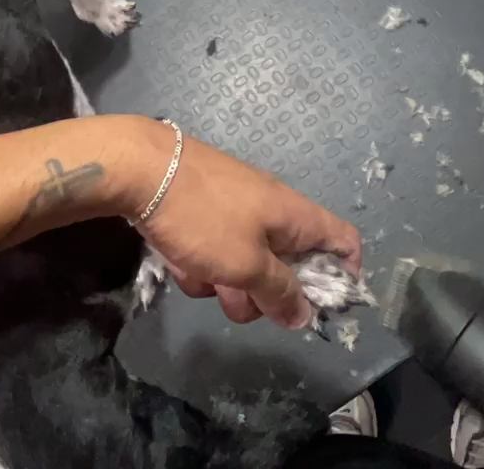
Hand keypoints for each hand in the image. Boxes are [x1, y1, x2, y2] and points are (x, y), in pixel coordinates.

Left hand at [129, 129, 360, 328]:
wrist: (140, 168)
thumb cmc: (201, 215)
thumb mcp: (246, 264)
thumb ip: (279, 292)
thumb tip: (305, 315)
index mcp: (293, 214)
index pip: (343, 240)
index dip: (343, 276)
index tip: (319, 307)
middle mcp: (269, 207)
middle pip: (288, 264)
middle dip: (263, 293)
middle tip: (237, 302)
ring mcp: (234, 206)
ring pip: (245, 262)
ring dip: (223, 282)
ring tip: (197, 276)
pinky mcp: (202, 208)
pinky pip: (213, 248)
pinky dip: (198, 261)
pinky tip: (175, 259)